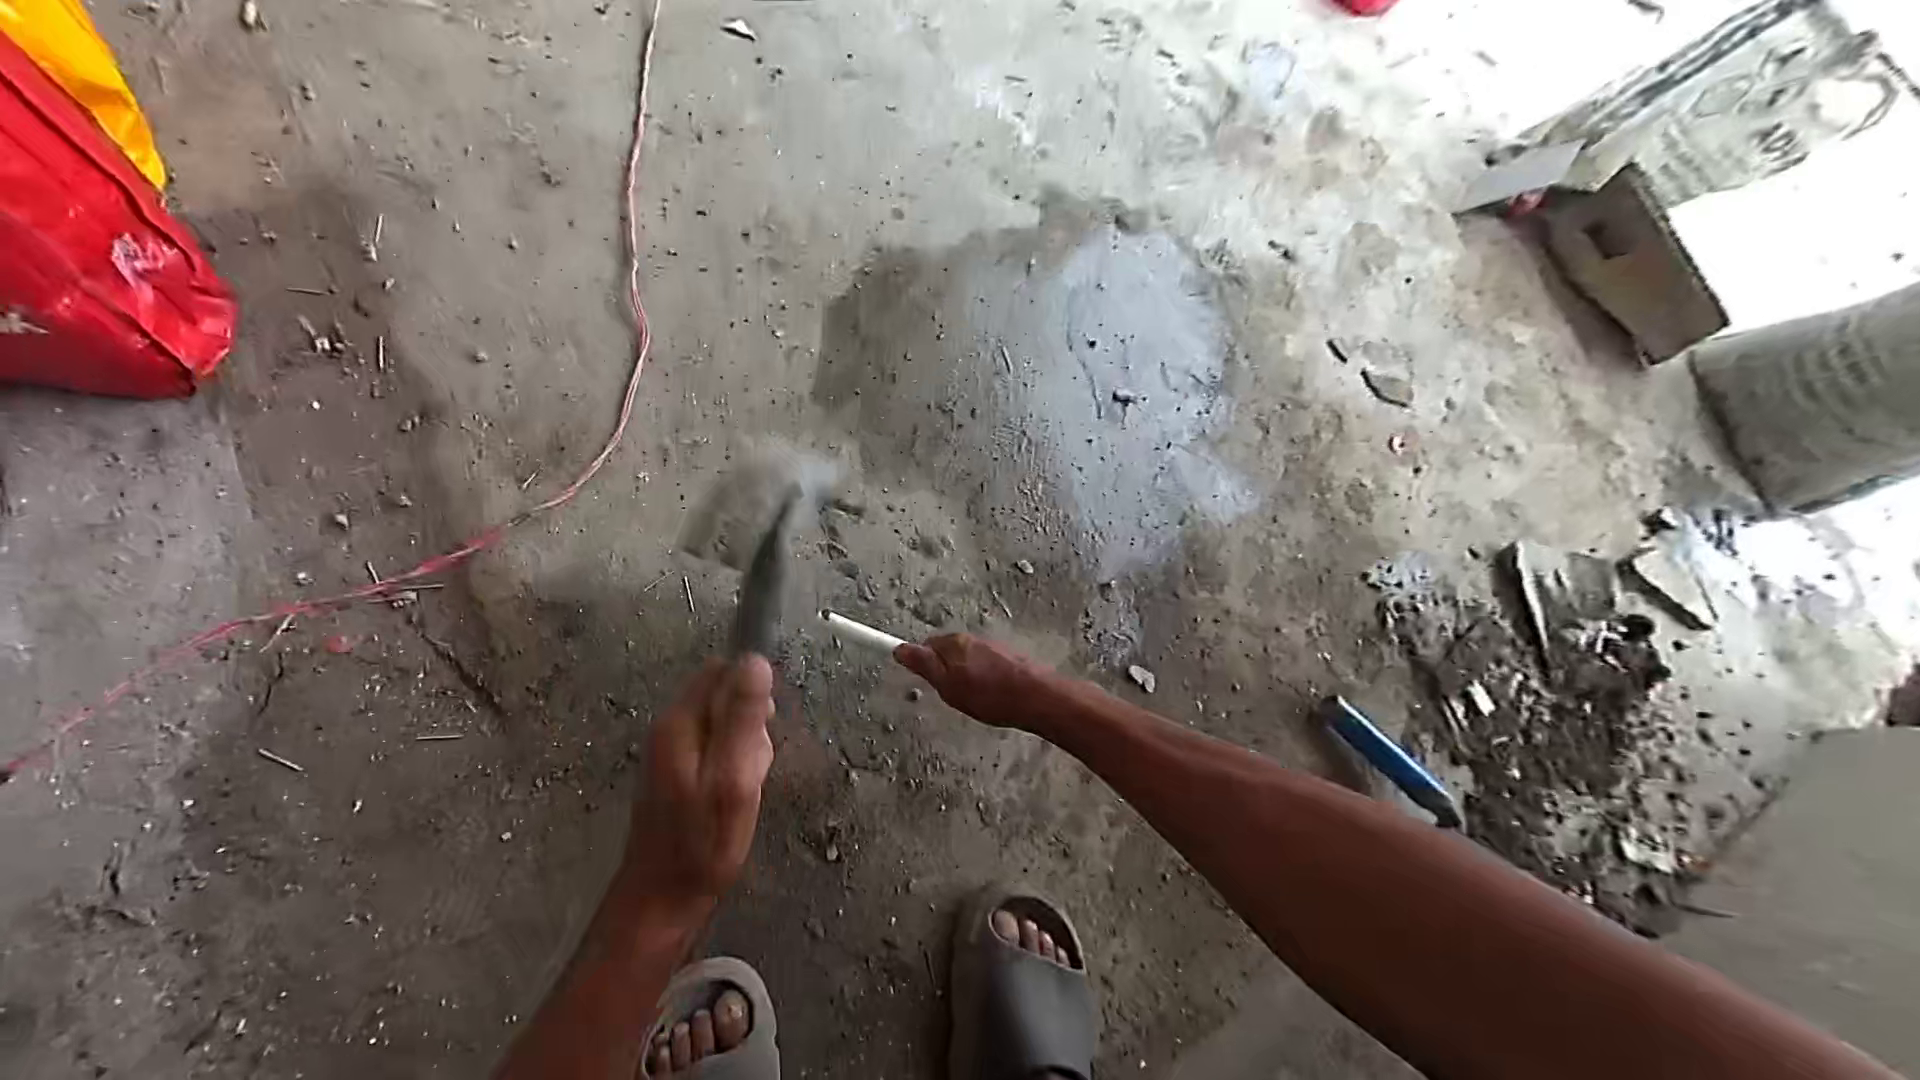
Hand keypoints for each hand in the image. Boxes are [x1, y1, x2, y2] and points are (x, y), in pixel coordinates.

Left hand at [625, 656, 775, 906]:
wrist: (663, 901)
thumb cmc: (704, 842)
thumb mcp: (734, 778)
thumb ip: (743, 718)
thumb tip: (757, 661)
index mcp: (679, 722)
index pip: (722, 670)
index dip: (752, 688)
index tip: (767, 724)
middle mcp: (670, 728)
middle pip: (723, 692)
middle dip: (752, 718)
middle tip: (756, 761)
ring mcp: (671, 750)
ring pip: (724, 720)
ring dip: (746, 742)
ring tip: (747, 782)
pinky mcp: (678, 770)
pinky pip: (717, 744)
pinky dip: (736, 760)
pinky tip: (737, 791)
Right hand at [894, 633, 1051, 728]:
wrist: (1037, 698)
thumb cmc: (992, 694)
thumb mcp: (949, 686)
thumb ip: (924, 666)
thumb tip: (900, 649)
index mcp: (952, 643)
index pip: (920, 646)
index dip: (907, 654)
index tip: (888, 652)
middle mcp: (969, 639)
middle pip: (942, 653)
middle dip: (940, 672)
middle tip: (948, 696)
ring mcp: (988, 648)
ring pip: (963, 661)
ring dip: (961, 677)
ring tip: (973, 701)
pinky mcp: (1004, 658)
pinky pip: (980, 667)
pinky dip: (978, 680)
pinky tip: (988, 697)